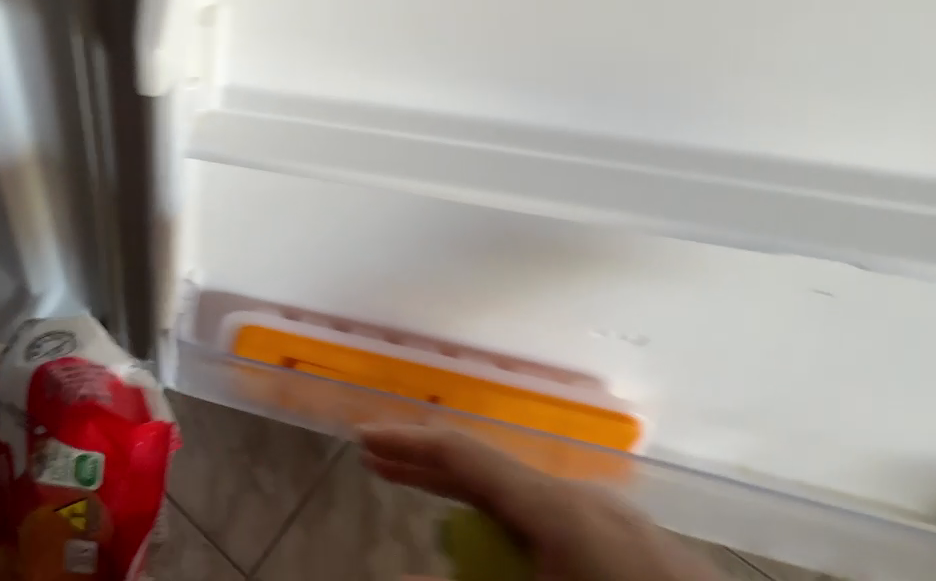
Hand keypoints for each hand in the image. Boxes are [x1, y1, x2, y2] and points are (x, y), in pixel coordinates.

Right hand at [359, 425, 723, 580]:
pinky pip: (556, 521)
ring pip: (522, 495)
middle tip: (376, 465)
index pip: (463, 452)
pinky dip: (510, 520)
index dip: (406, 442)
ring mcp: (620, 524)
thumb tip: (395, 579)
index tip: (361, 439)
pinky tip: (496, 539)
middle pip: (488, 469)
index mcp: (560, 506)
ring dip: (466, 495)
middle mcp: (587, 500)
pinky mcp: (644, 551)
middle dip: (427, 466)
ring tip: (422, 498)